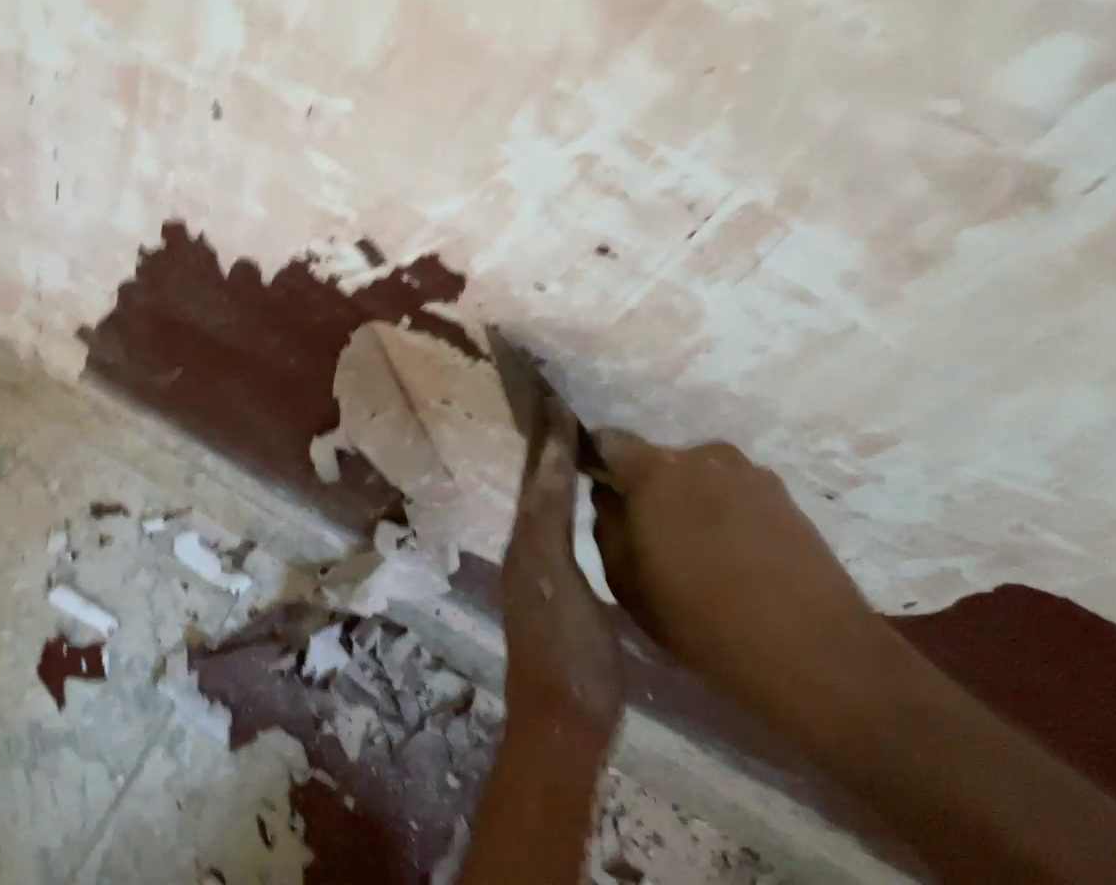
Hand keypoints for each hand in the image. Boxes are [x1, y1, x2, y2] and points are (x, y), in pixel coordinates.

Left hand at [499, 401, 624, 741]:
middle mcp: (527, 549)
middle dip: (547, 447)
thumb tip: (544, 465)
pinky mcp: (562, 592)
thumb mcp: (556, 582)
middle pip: (536, 487)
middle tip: (563, 405)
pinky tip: (588, 504)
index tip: (557, 397)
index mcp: (527, 542)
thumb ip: (548, 524)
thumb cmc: (567, 652)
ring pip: (548, 507)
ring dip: (559, 472)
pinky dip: (570, 505)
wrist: (564, 718)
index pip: (537, 478)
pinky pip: (562, 532)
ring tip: (579, 440)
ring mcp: (542, 571)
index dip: (548, 440)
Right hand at [591, 432, 891, 720]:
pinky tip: (733, 560)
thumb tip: (608, 494)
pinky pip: (735, 495)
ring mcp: (751, 474)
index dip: (596, 462)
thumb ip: (607, 524)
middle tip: (647, 535)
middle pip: (658, 460)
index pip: (609, 441)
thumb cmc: (698, 617)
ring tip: (696, 552)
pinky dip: (724, 515)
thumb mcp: (625, 581)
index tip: (597, 493)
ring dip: (689, 501)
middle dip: (646, 488)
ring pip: (700, 478)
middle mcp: (703, 457)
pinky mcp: (786, 498)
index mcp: (655, 471)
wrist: (809, 649)